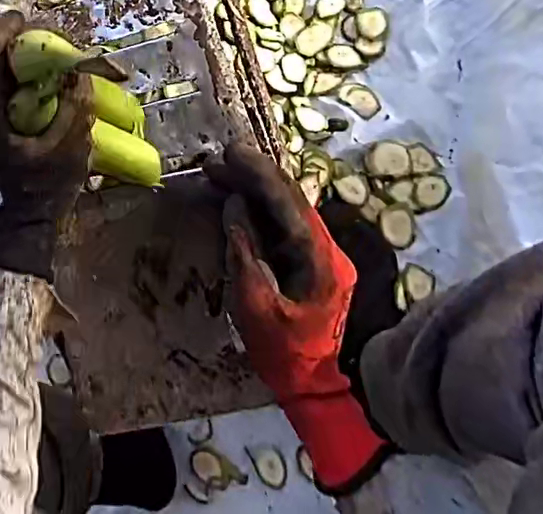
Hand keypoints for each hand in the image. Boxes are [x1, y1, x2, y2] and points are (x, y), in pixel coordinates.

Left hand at [0, 12, 94, 280]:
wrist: (31, 224)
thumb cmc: (48, 189)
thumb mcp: (69, 149)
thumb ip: (74, 111)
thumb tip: (78, 77)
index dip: (1, 35)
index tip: (19, 16)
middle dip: (14, 44)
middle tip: (41, 31)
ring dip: (19, 60)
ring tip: (46, 49)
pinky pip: (8, 93)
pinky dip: (25, 79)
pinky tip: (47, 78)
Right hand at [204, 141, 394, 493]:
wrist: (321, 390)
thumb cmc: (285, 352)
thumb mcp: (256, 305)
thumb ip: (244, 251)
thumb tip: (234, 205)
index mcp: (317, 257)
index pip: (287, 201)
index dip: (257, 173)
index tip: (229, 153)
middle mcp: (326, 247)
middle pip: (290, 197)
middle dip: (253, 173)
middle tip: (217, 159)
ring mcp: (322, 253)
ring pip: (288, 206)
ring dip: (255, 187)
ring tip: (220, 173)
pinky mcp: (312, 260)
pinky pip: (284, 221)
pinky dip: (260, 204)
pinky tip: (238, 198)